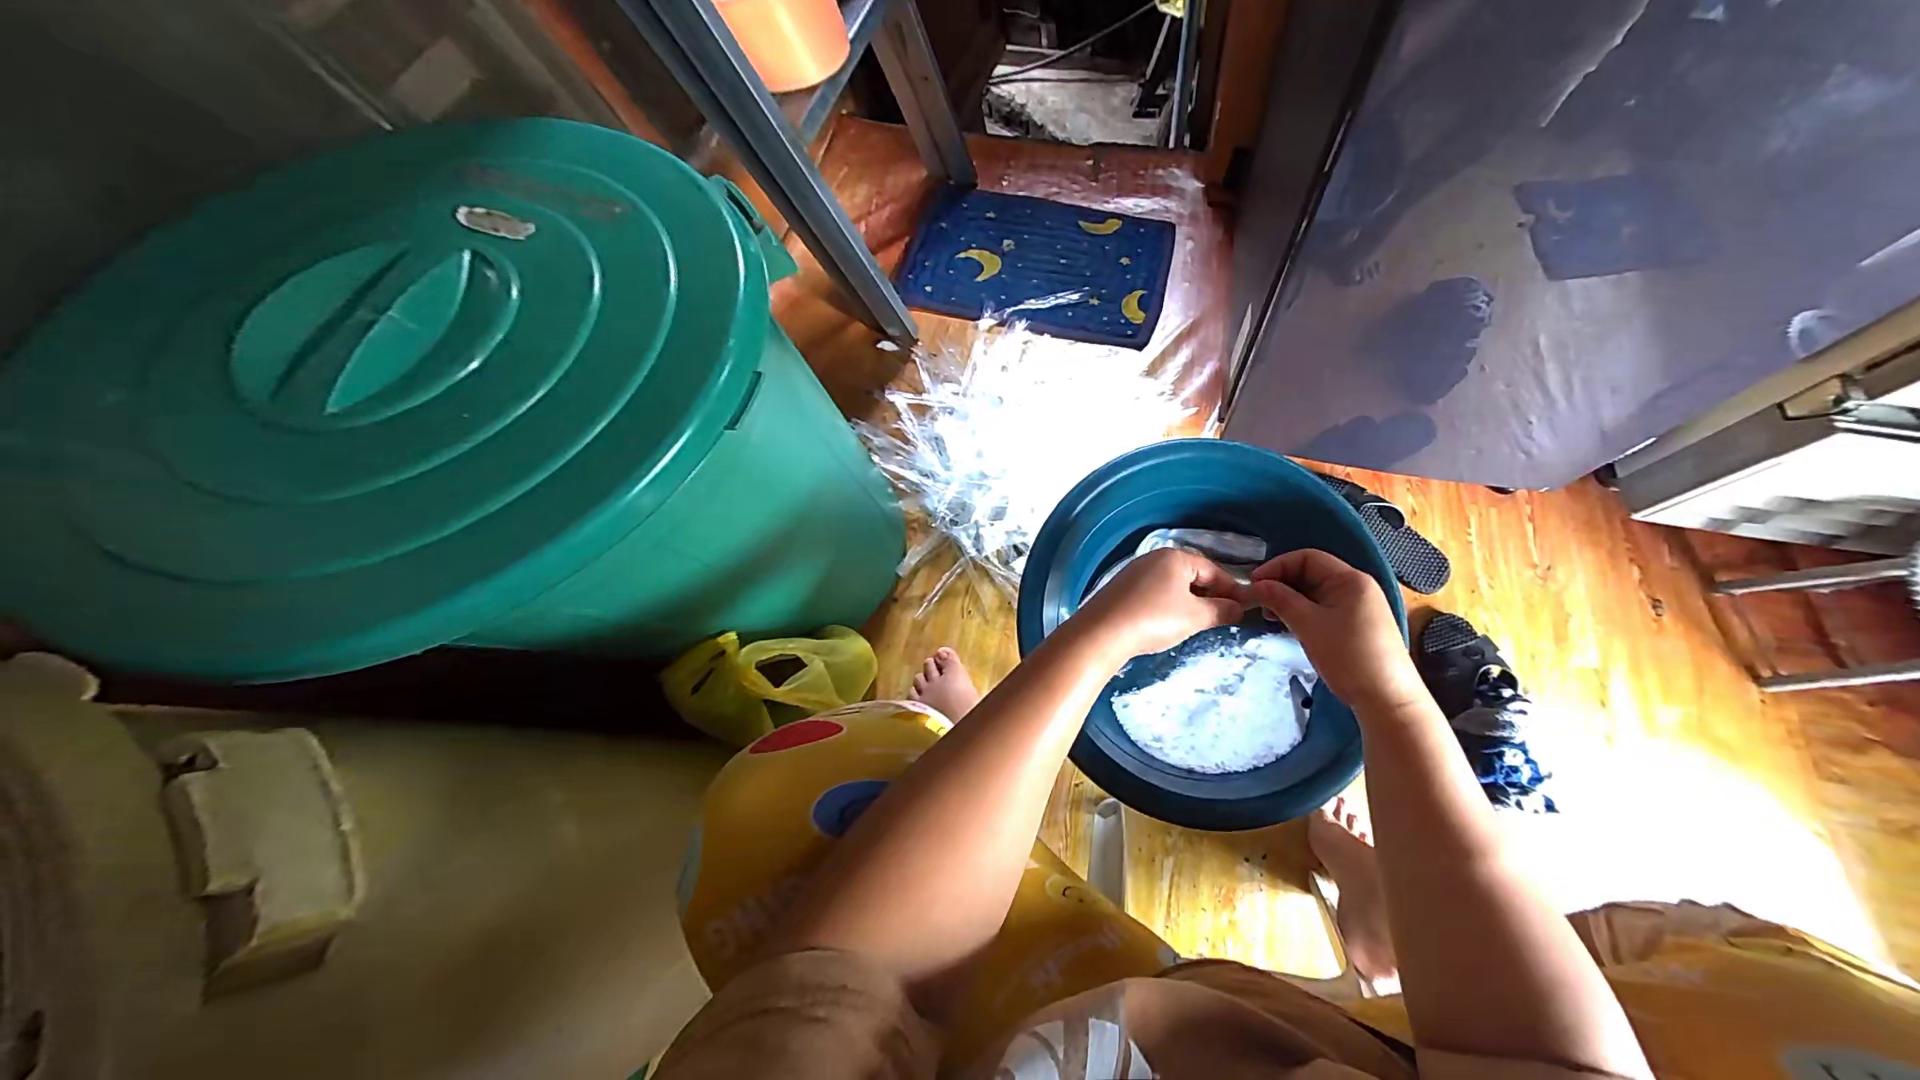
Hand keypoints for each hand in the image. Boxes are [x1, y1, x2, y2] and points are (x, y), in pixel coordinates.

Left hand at [1064, 548, 1247, 663]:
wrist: (1102, 632)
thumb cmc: (1154, 619)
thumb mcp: (1196, 617)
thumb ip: (1222, 610)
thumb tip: (1239, 608)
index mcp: (1174, 557)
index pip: (1213, 570)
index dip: (1231, 589)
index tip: (1244, 608)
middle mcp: (1153, 558)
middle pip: (1192, 575)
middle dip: (1210, 595)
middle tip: (1223, 617)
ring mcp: (1134, 572)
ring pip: (1172, 585)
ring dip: (1189, 601)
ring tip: (1199, 622)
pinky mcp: (1121, 589)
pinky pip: (1154, 593)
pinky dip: (1167, 605)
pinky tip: (1168, 622)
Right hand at [1245, 549, 1425, 713]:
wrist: (1387, 698)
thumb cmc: (1348, 655)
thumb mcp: (1308, 624)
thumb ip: (1280, 599)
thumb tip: (1254, 585)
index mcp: (1350, 579)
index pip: (1307, 558)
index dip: (1277, 566)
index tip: (1253, 585)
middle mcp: (1356, 587)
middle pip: (1310, 573)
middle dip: (1281, 583)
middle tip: (1257, 602)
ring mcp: (1356, 606)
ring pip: (1313, 592)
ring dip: (1288, 599)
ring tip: (1270, 616)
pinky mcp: (1354, 624)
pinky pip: (1321, 607)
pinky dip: (1300, 611)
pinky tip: (1287, 624)